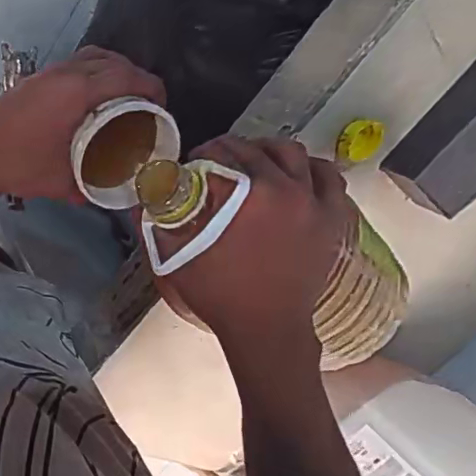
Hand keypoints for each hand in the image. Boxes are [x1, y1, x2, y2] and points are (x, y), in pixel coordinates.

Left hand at [0, 47, 164, 200]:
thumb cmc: (14, 164)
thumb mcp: (57, 182)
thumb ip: (88, 189)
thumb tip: (112, 200)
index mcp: (76, 91)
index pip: (128, 77)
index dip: (152, 88)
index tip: (162, 106)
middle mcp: (64, 73)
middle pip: (113, 61)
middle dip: (136, 78)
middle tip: (146, 104)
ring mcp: (46, 73)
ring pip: (92, 58)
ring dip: (113, 72)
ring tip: (122, 99)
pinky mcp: (33, 80)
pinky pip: (74, 65)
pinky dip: (91, 74)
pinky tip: (91, 101)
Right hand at [158, 135, 349, 348]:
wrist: (266, 326)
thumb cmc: (219, 295)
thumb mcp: (178, 261)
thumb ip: (159, 229)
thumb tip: (143, 207)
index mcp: (248, 194)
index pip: (225, 154)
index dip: (206, 152)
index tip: (196, 160)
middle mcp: (286, 188)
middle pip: (261, 150)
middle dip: (236, 149)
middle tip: (221, 160)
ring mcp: (315, 202)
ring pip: (298, 156)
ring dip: (273, 152)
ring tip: (259, 161)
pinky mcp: (332, 219)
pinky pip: (329, 178)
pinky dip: (312, 170)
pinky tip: (298, 175)